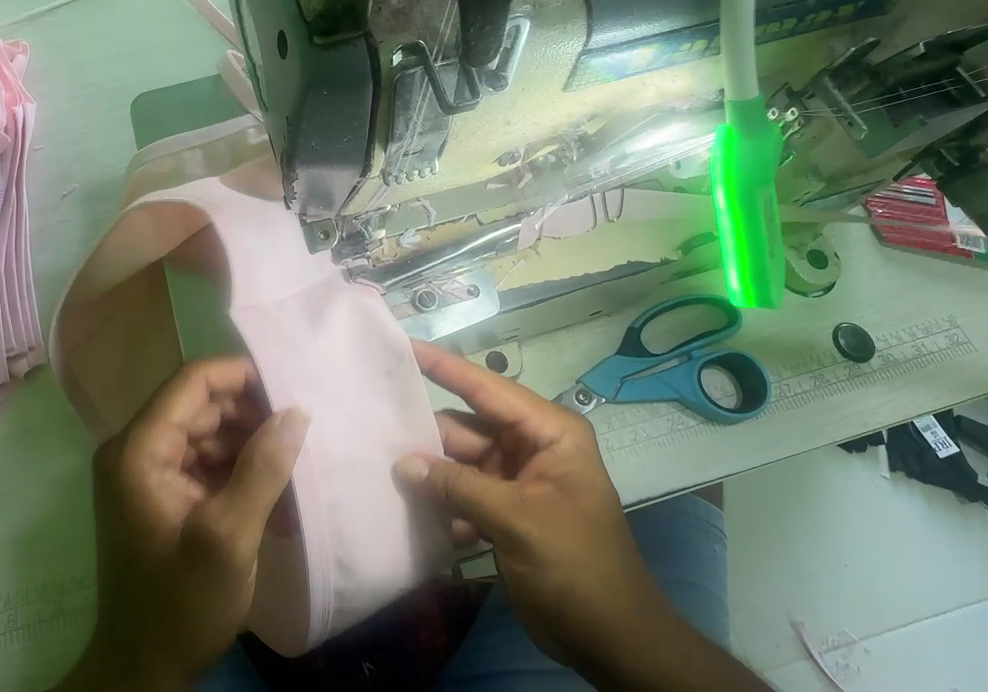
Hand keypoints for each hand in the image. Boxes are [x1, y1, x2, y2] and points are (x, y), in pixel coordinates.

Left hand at [61, 357, 308, 691]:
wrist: (142, 671)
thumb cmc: (180, 605)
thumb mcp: (229, 537)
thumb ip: (261, 469)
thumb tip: (295, 412)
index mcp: (139, 450)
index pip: (192, 382)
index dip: (241, 376)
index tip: (288, 391)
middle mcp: (136, 451)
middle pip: (202, 408)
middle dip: (253, 421)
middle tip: (299, 442)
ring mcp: (147, 474)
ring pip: (209, 436)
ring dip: (251, 454)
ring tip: (292, 483)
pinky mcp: (160, 497)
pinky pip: (204, 466)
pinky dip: (238, 478)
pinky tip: (274, 506)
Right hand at [394, 340, 766, 690]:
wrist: (613, 642)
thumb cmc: (578, 569)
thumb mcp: (519, 522)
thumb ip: (460, 488)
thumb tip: (404, 463)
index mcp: (549, 433)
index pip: (489, 389)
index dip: (446, 367)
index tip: (405, 345)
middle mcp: (532, 448)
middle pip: (467, 427)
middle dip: (427, 433)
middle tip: (374, 428)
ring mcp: (517, 482)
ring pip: (460, 463)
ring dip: (430, 474)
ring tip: (381, 471)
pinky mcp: (505, 514)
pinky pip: (463, 496)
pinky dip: (442, 505)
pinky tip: (411, 516)